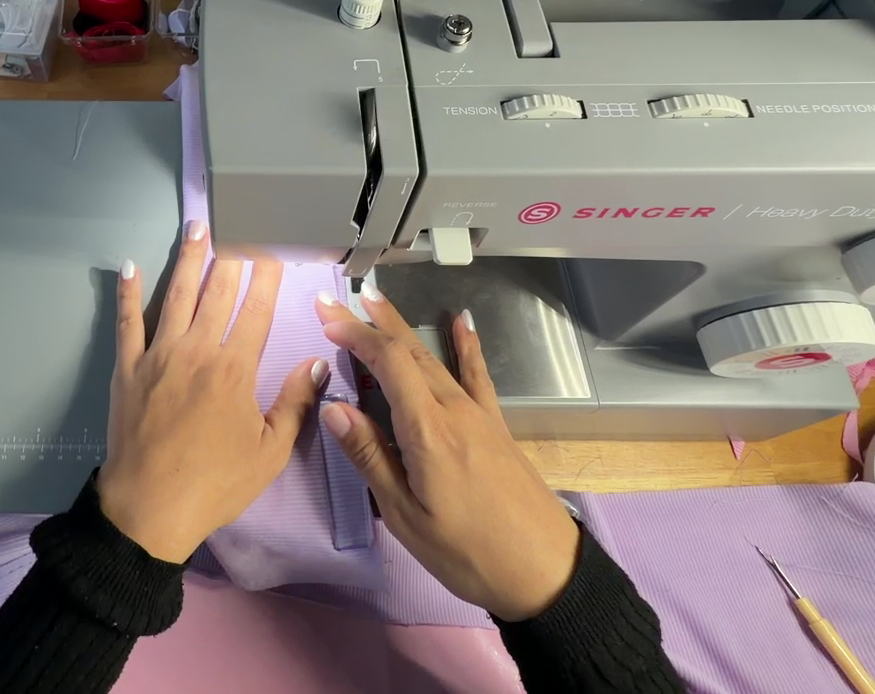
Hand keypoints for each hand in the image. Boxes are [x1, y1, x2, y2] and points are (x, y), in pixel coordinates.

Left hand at [96, 220, 327, 562]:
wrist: (149, 509)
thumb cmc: (215, 483)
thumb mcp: (269, 452)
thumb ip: (294, 404)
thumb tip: (317, 361)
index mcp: (234, 369)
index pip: (255, 310)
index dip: (265, 277)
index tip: (271, 250)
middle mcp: (196, 350)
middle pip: (216, 292)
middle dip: (230, 255)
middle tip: (236, 223)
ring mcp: (157, 354)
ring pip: (175, 294)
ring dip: (187, 258)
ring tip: (196, 227)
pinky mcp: (126, 366)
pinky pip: (126, 321)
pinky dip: (127, 292)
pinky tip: (129, 265)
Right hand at [314, 286, 579, 620]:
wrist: (548, 574)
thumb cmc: (469, 552)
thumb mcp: (406, 516)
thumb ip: (370, 457)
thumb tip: (334, 408)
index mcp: (427, 429)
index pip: (387, 362)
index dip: (356, 335)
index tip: (326, 319)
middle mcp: (453, 409)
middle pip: (407, 351)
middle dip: (368, 323)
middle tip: (335, 301)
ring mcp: (477, 413)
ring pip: (432, 358)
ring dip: (400, 326)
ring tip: (376, 299)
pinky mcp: (494, 425)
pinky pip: (475, 374)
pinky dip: (466, 345)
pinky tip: (461, 320)